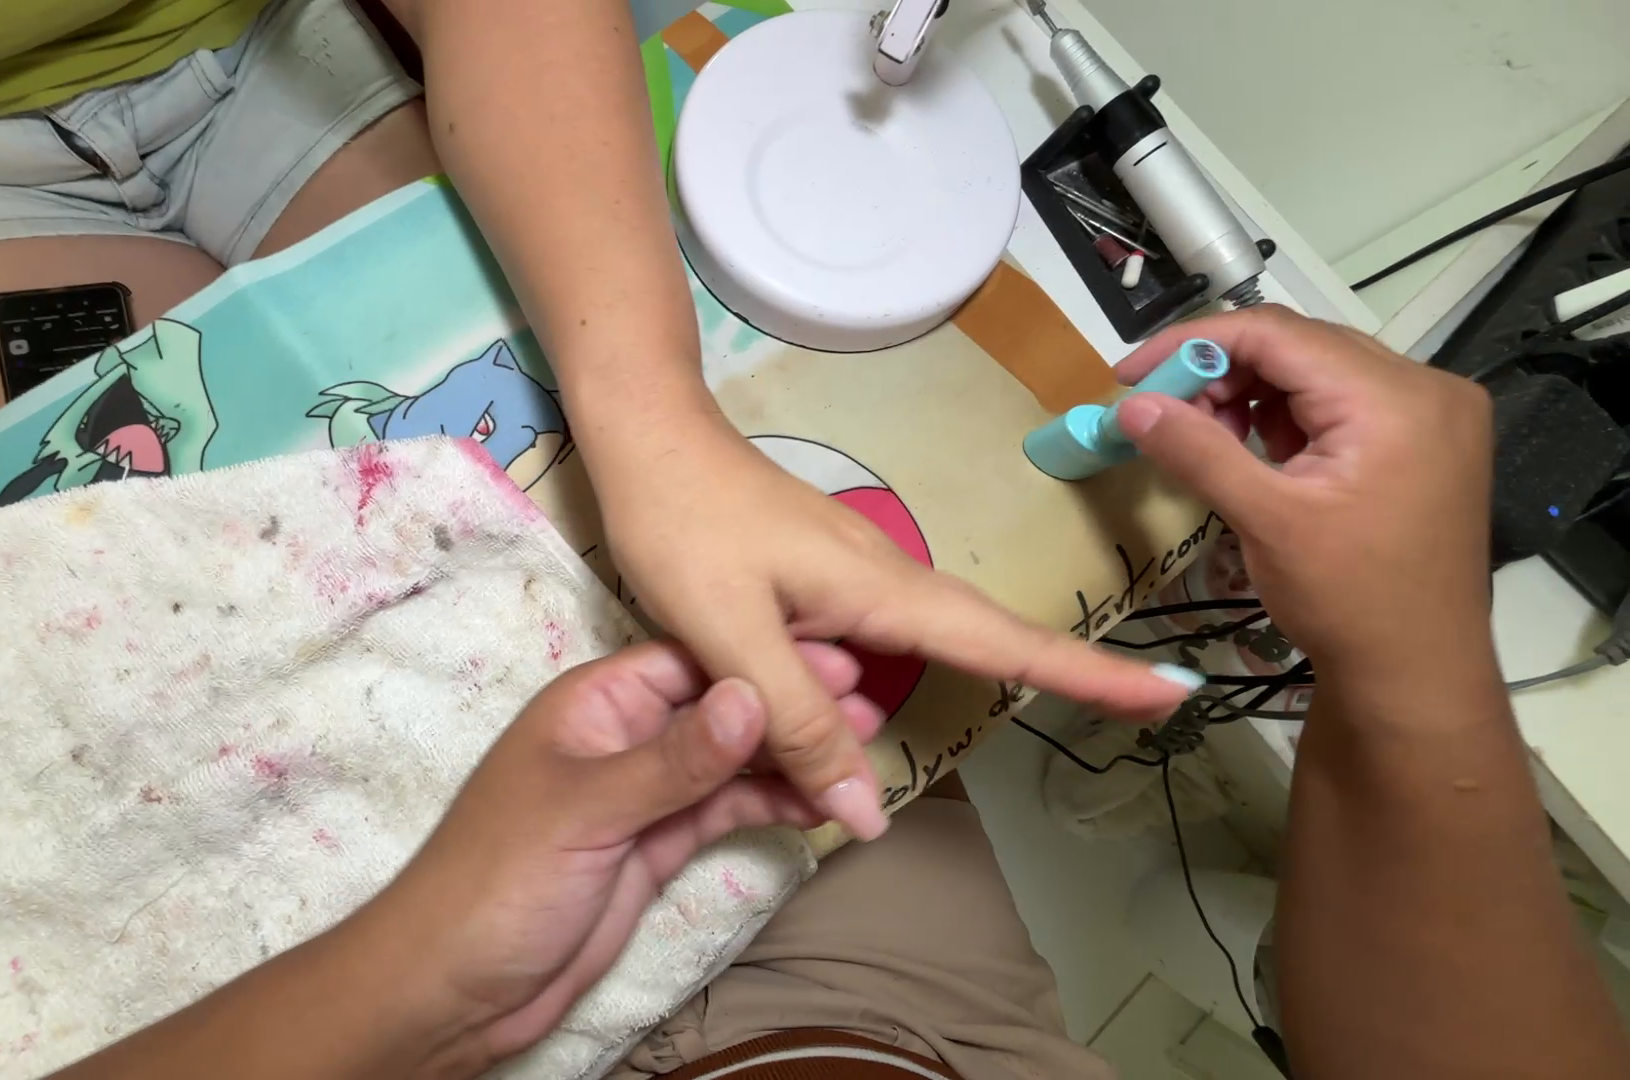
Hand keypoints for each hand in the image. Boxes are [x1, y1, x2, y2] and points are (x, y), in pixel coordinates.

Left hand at [367, 640, 885, 1077]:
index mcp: (598, 702)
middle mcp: (627, 735)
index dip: (761, 658)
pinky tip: (818, 805)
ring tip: (860, 758)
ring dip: (789, 761)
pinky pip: (723, 811)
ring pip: (730, 763)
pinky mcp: (658, 840)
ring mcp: (646, 790)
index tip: (835, 661)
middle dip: (788, 709)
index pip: (691, 661)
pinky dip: (769, 807)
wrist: (457, 990)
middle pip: (719, 710)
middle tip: (866, 708)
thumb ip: (674, 758)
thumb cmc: (502, 878)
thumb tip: (752, 694)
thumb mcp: (588, 808)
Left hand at [582, 411, 1201, 841]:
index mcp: (877, 588)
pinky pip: (862, 635)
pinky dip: (874, 675)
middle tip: (1122, 709)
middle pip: (974, 637)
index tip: (1166, 694)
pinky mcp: (812, 572)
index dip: (1083, 672)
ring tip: (967, 728)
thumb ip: (797, 723)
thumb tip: (870, 814)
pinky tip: (850, 704)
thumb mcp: (732, 635)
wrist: (647, 442)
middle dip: (1049, 673)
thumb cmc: (685, 528)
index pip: (1001, 638)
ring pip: (908, 644)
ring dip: (948, 684)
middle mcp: (877, 575)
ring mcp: (845, 569)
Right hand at [1112, 306, 1493, 677]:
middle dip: (1214, 371)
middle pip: (1295, 346)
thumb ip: (1197, 452)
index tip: (1128, 375)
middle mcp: (1420, 388)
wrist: (1413, 662)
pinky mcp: (1409, 440)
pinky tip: (1239, 446)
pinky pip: (1326, 403)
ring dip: (1239, 393)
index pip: (1278, 334)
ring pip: (1307, 372)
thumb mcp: (1263, 518)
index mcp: (1394, 399)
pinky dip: (1271, 415)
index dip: (1193, 343)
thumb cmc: (1345, 594)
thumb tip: (1130, 406)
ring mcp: (1420, 414)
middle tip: (1155, 412)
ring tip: (1195, 436)